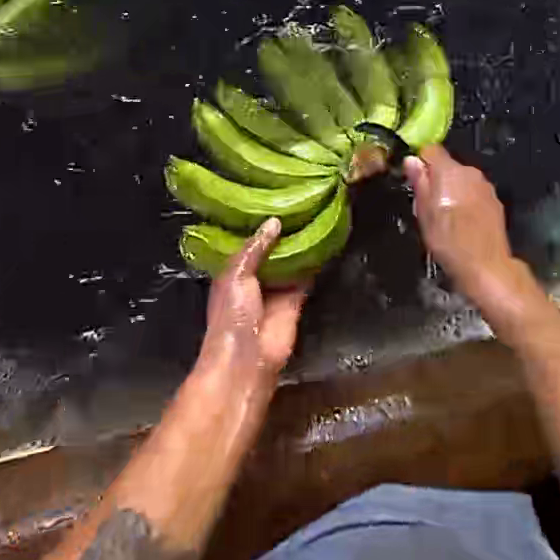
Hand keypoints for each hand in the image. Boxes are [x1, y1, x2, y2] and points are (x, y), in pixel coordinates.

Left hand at [193, 218, 307, 393]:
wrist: (249, 358)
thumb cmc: (232, 315)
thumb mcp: (236, 275)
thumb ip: (255, 247)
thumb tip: (274, 222)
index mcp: (233, 273)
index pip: (247, 243)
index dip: (257, 225)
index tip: (272, 201)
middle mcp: (254, 279)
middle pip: (271, 250)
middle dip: (282, 232)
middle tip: (300, 203)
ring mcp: (276, 289)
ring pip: (291, 260)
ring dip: (301, 244)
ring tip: (315, 214)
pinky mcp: (297, 298)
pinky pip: (307, 274)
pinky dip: (316, 261)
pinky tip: (327, 240)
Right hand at [404, 145, 536, 318]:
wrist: (486, 264)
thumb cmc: (449, 241)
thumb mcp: (424, 214)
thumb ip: (419, 183)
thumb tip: (411, 160)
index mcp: (450, 171)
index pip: (432, 150)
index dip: (421, 162)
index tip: (415, 179)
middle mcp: (470, 172)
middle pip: (448, 165)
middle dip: (436, 179)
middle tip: (428, 205)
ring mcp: (485, 185)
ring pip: (462, 179)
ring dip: (452, 189)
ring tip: (445, 217)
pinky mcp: (494, 199)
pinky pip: (474, 191)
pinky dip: (467, 199)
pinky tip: (463, 221)